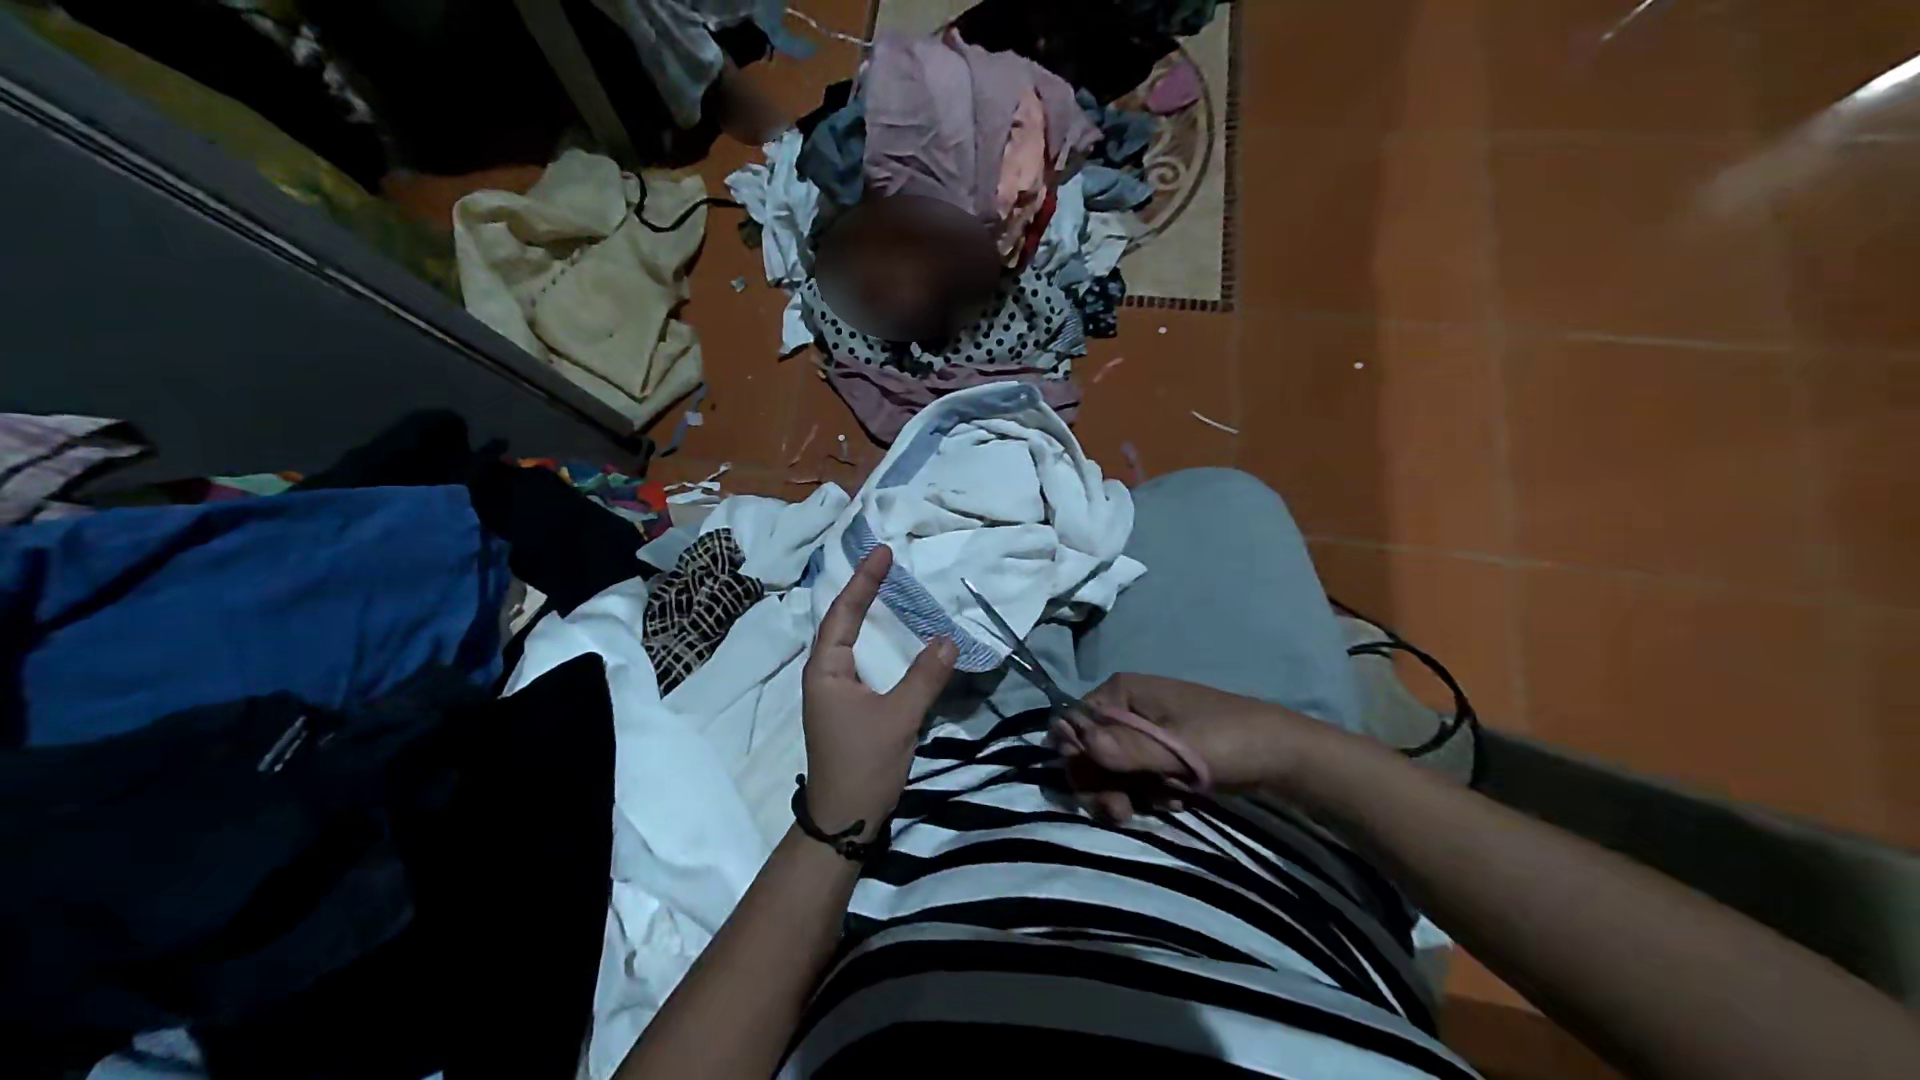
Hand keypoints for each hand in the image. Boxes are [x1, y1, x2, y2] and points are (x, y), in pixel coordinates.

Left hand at [801, 545, 956, 840]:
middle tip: (889, 563)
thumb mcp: (899, 717)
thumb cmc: (864, 763)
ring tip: (892, 589)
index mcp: (825, 669)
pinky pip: (863, 661)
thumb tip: (948, 637)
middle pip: (843, 621)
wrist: (846, 818)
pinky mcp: (849, 706)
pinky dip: (879, 642)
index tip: (883, 552)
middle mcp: (825, 674)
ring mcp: (835, 691)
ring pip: (852, 642)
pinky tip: (896, 639)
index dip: (863, 580)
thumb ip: (924, 676)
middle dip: (864, 590)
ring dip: (869, 615)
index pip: (843, 612)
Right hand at [1061, 672, 1348, 821]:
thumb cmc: (1229, 741)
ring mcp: (1140, 731)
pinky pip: (1133, 778)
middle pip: (1087, 751)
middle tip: (1121, 812)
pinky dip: (1147, 794)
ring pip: (1108, 770)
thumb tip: (1078, 742)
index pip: (1073, 723)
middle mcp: (1124, 708)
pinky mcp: (1157, 753)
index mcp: (1122, 692)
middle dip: (1100, 785)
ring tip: (1162, 803)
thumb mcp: (1179, 748)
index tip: (1096, 788)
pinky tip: (1174, 799)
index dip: (1076, 757)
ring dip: (1126, 793)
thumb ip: (1129, 748)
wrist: (1280, 755)